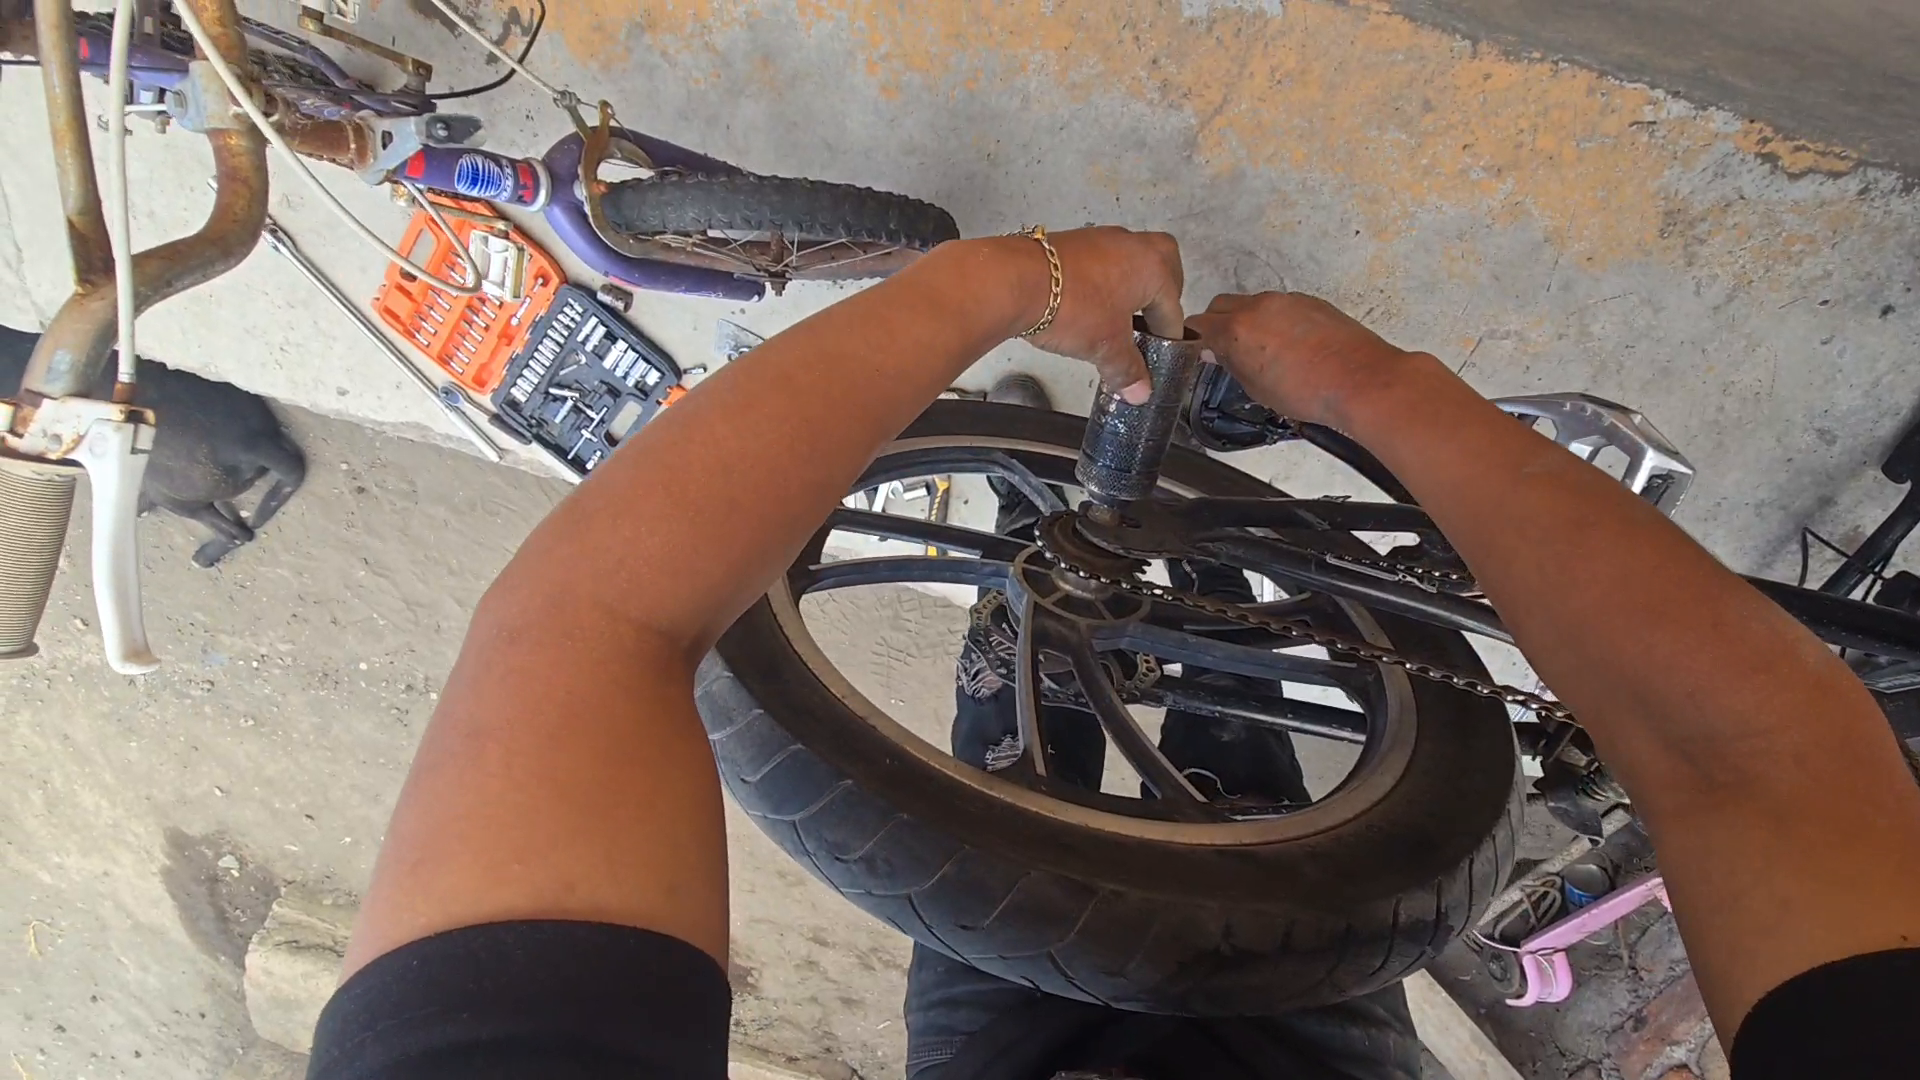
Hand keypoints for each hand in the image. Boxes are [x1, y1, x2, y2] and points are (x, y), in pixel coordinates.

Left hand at [1003, 227, 1184, 404]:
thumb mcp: (1106, 347)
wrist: (1016, 282)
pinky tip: (1090, 308)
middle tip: (1152, 325)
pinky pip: (1101, 264)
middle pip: (1162, 268)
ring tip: (1120, 321)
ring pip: (1129, 263)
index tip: (1160, 356)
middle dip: (1162, 296)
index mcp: (1154, 267)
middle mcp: (1132, 244)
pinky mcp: (1073, 242)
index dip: (1168, 337)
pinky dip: (1104, 284)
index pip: (1172, 308)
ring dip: (1131, 288)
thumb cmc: (1073, 309)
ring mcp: (1101, 239)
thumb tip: (1140, 393)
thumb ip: (1127, 370)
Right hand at [1186, 292, 1418, 428]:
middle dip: (1217, 324)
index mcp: (1237, 329)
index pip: (1198, 324)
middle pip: (1221, 305)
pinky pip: (1280, 306)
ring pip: (1252, 304)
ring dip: (1248, 321)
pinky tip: (1287, 346)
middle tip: (1224, 348)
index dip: (1194, 339)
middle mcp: (1259, 307)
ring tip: (1260, 350)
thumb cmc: (1309, 391)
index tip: (1198, 350)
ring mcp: (1287, 300)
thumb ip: (1230, 364)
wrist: (1360, 380)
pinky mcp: (1311, 302)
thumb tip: (1216, 353)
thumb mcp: (1256, 387)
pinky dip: (1275, 320)